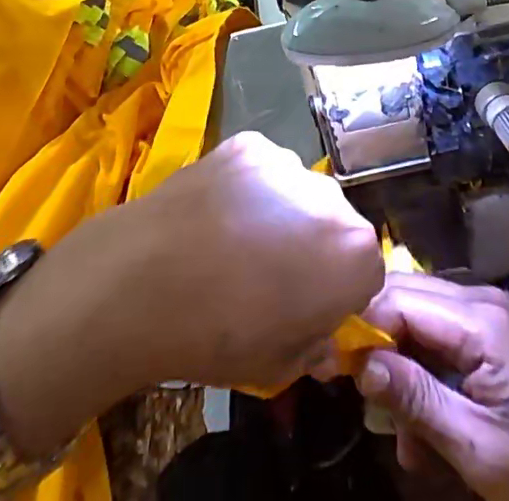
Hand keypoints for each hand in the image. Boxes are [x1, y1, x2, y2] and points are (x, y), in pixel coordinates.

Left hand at [117, 131, 384, 390]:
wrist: (143, 278)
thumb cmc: (217, 333)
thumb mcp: (277, 366)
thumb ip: (315, 347)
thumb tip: (321, 339)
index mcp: (354, 254)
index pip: (365, 272)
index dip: (337, 293)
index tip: (305, 307)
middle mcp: (331, 198)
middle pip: (335, 224)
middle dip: (313, 246)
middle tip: (267, 273)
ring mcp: (286, 164)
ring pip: (297, 191)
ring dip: (281, 211)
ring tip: (233, 238)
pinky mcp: (246, 143)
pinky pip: (261, 167)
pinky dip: (247, 184)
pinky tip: (215, 209)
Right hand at [357, 273, 508, 500]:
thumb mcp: (477, 447)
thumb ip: (417, 399)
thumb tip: (360, 364)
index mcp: (479, 320)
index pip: (397, 300)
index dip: (360, 330)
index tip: (333, 369)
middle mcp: (479, 300)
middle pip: (402, 299)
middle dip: (377, 346)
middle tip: (361, 395)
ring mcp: (486, 315)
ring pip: (415, 319)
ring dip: (398, 368)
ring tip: (401, 433)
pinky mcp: (489, 335)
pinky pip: (436, 338)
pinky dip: (421, 374)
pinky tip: (423, 427)